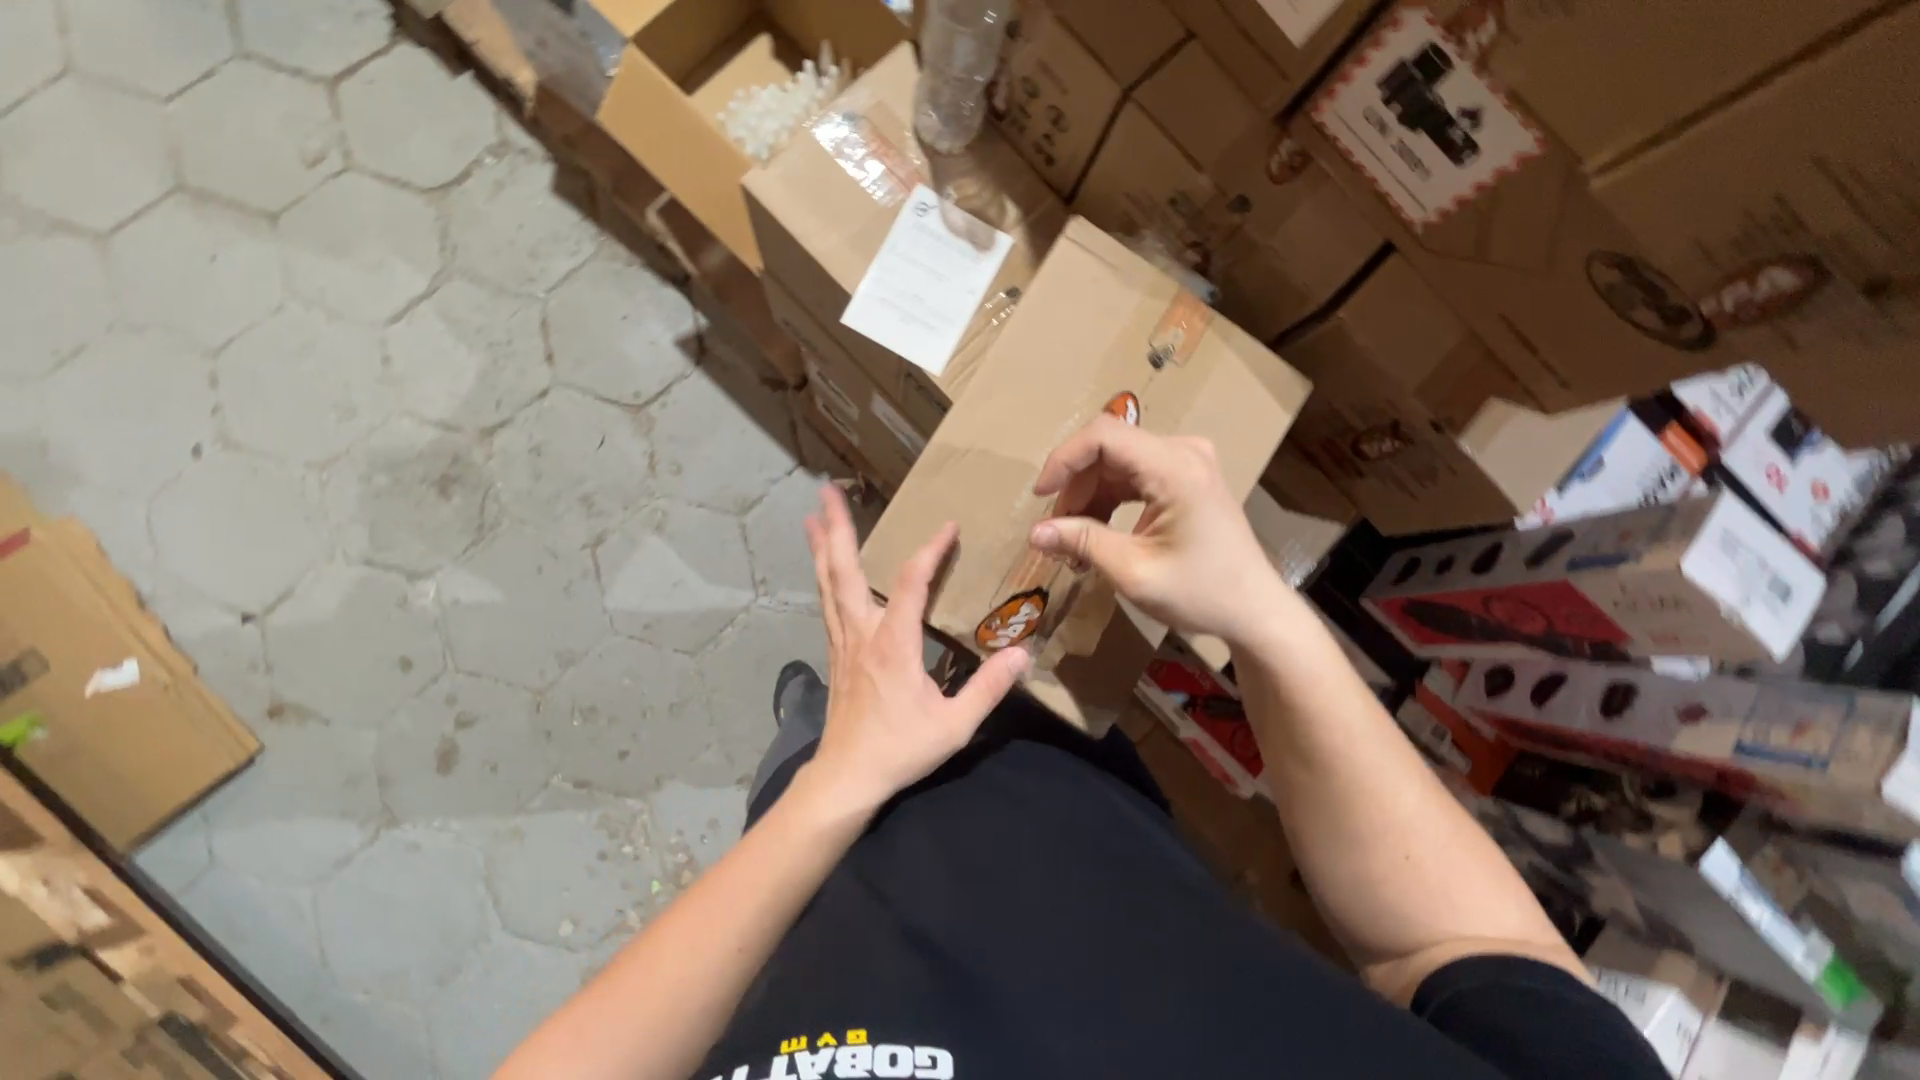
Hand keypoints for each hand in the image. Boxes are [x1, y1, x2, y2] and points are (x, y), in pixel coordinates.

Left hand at [801, 486, 1030, 812]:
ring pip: (829, 585)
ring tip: (813, 516)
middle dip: (838, 529)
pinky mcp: (835, 657)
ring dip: (823, 548)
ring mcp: (843, 644)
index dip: (929, 551)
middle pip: (845, 571)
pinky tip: (823, 572)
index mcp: (893, 644)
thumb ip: (989, 687)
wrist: (846, 777)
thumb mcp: (955, 724)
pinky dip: (825, 578)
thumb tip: (1022, 652)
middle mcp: (861, 634)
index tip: (948, 527)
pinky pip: (827, 605)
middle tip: (826, 492)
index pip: (910, 583)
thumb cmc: (901, 749)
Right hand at [1028, 416, 1287, 647]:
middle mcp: (1183, 452)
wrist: (1254, 609)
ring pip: (1118, 462)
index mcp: (1175, 468)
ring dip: (1089, 496)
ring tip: (1074, 541)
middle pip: (1108, 448)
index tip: (1040, 496)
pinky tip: (1098, 532)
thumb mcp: (1133, 572)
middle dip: (1075, 487)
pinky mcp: (1187, 476)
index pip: (1103, 436)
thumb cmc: (1200, 594)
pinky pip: (1135, 474)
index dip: (1063, 459)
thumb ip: (1082, 543)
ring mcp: (1188, 461)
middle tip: (1057, 533)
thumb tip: (1034, 533)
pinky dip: (1110, 499)